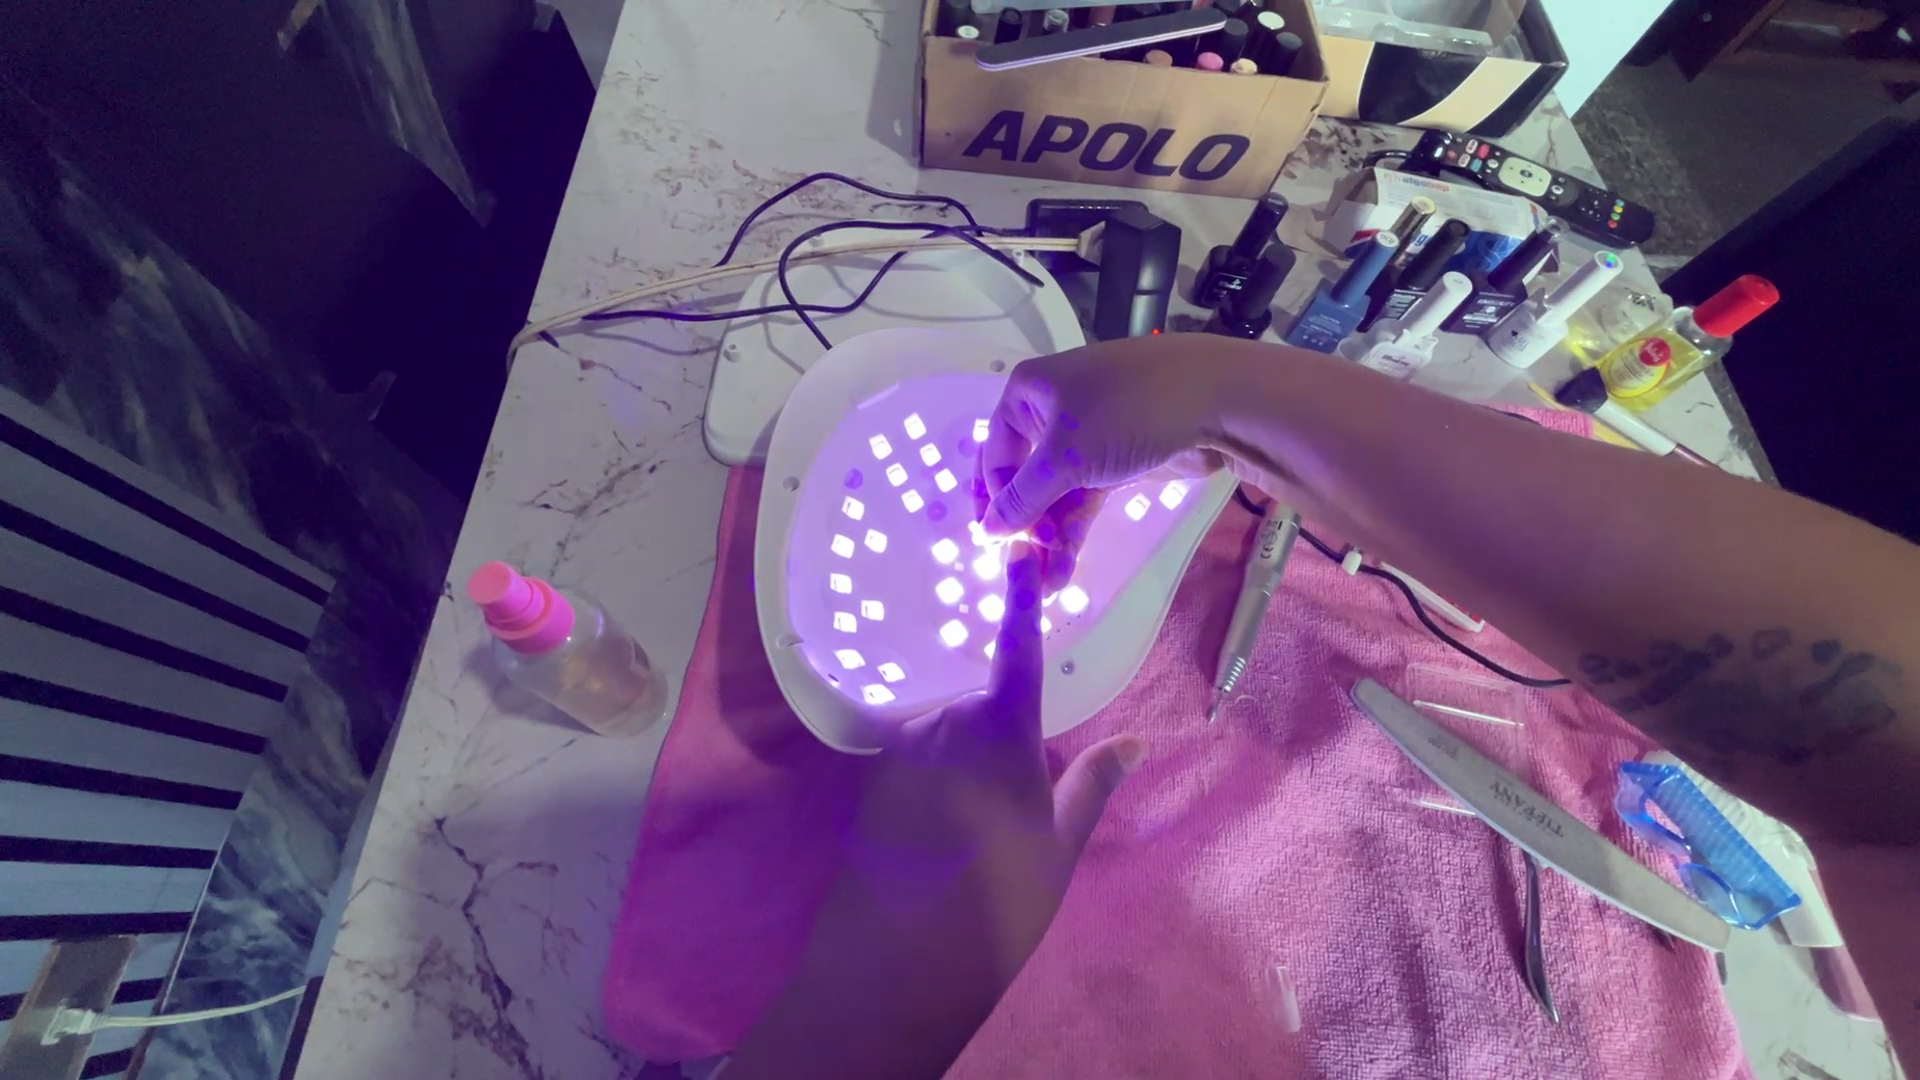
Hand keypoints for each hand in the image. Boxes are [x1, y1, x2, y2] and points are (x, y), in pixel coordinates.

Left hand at [726, 541, 1145, 1079]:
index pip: (1018, 648)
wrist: (898, 956)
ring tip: (966, 829)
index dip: (1022, 597)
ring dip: (963, 760)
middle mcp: (947, 718)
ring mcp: (905, 740)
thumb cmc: (996, 897)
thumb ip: (1092, 783)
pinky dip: (932, 772)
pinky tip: (933, 827)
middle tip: (1004, 810)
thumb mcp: (1059, 844)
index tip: (1022, 550)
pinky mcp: (873, 767)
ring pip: (950, 731)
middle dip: (999, 740)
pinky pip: (918, 751)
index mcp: (1001, 729)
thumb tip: (1136, 742)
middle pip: (985, 707)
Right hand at [974, 334, 1259, 589]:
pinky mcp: (1117, 460)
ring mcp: (1088, 436)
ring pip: (1057, 492)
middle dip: (1026, 525)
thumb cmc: (1124, 413)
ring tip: (1049, 583)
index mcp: (1029, 392)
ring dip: (1051, 536)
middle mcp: (1052, 411)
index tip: (994, 542)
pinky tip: (1066, 567)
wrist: (1218, 399)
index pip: (995, 453)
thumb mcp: (1063, 457)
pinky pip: (1084, 496)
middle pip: (1026, 477)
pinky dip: (1075, 529)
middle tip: (1025, 567)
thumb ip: (1021, 499)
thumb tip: (986, 532)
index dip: (992, 499)